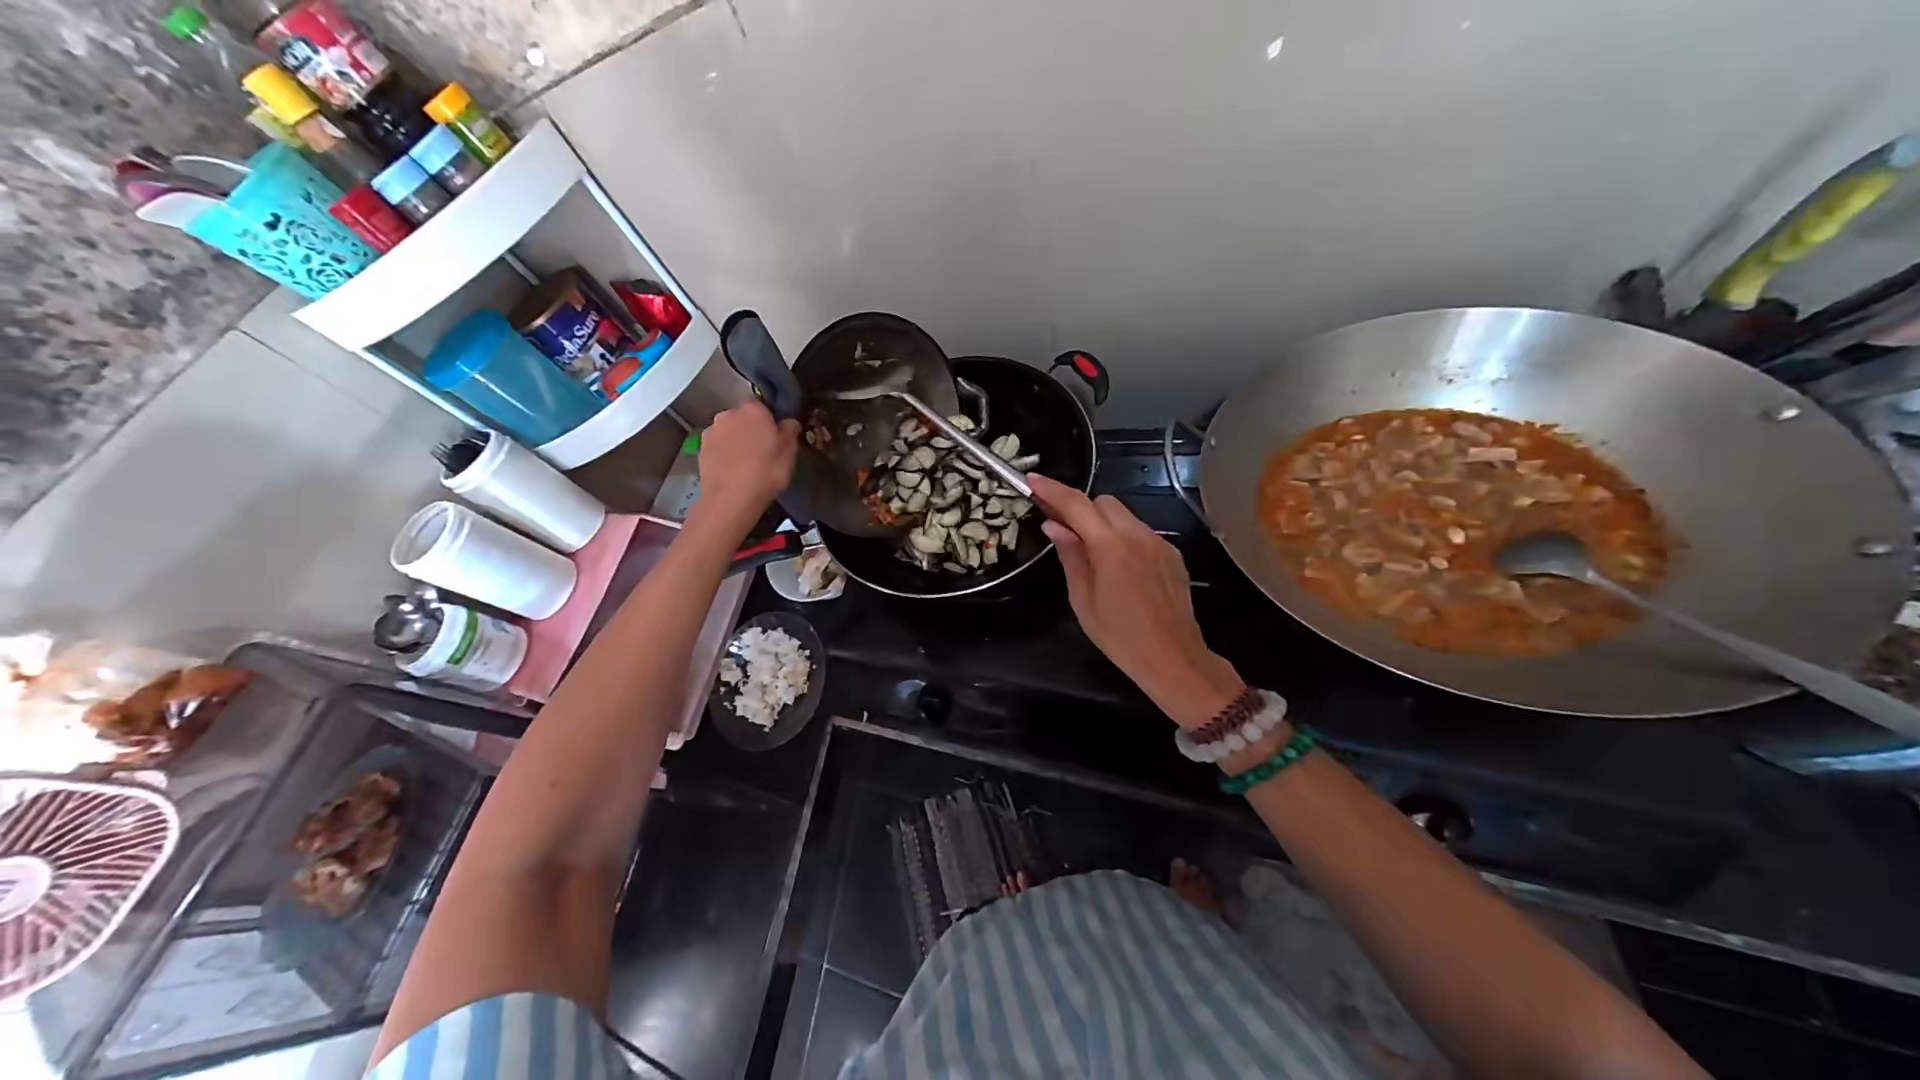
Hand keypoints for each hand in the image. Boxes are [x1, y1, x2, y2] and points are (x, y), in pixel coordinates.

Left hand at [697, 401, 799, 526]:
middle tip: (761, 449)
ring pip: (728, 431)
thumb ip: (790, 431)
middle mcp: (728, 414)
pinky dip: (724, 453)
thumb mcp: (789, 452)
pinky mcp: (700, 449)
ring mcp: (711, 431)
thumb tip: (788, 422)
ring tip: (744, 462)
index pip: (762, 405)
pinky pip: (718, 446)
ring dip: (735, 440)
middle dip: (750, 428)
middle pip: (742, 417)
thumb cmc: (766, 472)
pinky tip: (732, 469)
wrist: (731, 499)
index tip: (774, 434)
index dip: (768, 419)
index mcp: (753, 409)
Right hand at [1029, 473, 1244, 729]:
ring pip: (1124, 515)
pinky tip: (1118, 565)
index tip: (1032, 479)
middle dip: (1080, 508)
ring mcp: (1159, 542)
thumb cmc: (1120, 636)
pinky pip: (1140, 532)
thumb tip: (1054, 525)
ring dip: (1102, 522)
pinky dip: (1123, 537)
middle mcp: (1138, 535)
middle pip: (1103, 502)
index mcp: (1111, 546)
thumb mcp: (1083, 599)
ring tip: (1090, 551)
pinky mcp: (1172, 554)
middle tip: (1060, 526)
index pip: (1077, 504)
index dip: (1052, 489)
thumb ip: (1070, 556)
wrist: (1173, 657)